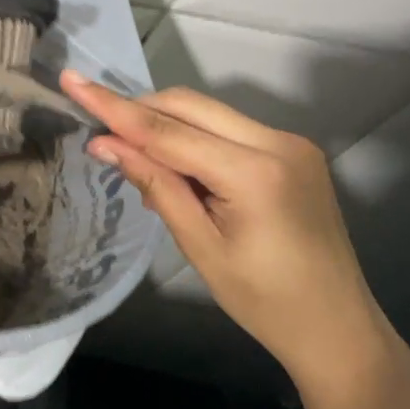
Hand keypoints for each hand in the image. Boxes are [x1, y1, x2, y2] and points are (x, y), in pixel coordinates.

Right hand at [61, 75, 402, 393]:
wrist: (338, 328)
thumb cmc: (264, 301)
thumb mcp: (200, 246)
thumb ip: (154, 185)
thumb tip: (104, 144)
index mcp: (254, 173)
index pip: (166, 130)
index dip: (113, 107)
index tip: (71, 81)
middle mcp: (276, 142)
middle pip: (188, 105)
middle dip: (137, 110)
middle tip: (95, 127)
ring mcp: (290, 143)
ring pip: (207, 112)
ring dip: (163, 124)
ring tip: (133, 158)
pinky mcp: (292, 152)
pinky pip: (227, 129)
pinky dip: (192, 138)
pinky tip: (174, 168)